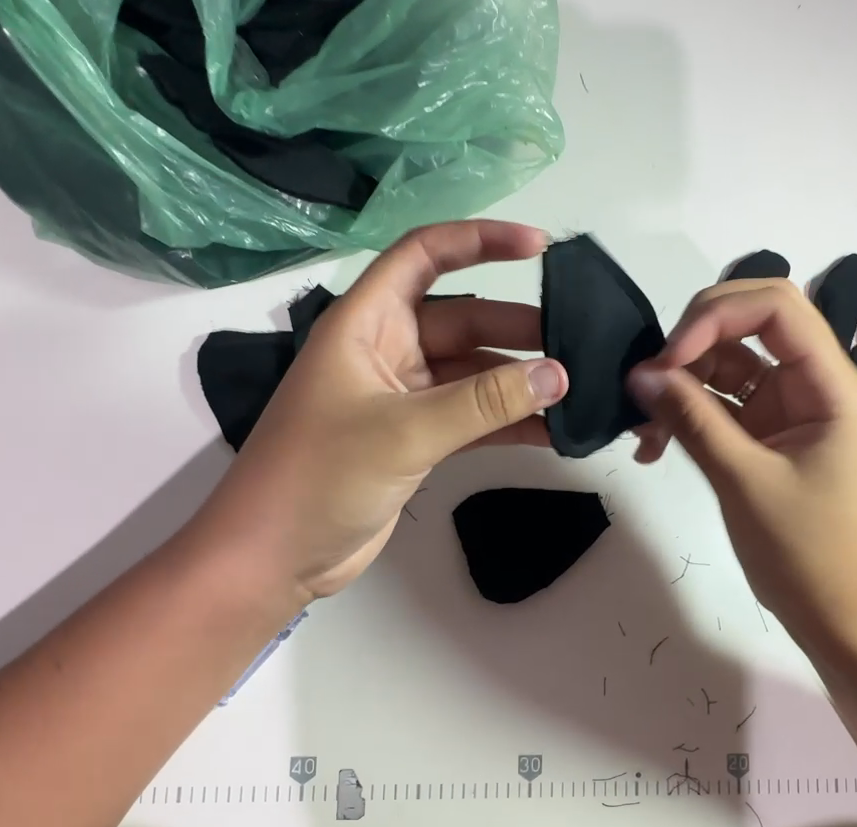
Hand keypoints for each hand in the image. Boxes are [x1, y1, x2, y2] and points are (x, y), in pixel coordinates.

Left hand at [181, 221, 567, 604]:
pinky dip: (508, 424)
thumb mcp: (404, 431)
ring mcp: (403, 400)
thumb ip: (483, 402)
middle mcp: (387, 352)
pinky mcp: (416, 442)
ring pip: (473, 374)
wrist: (277, 555)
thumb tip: (558, 375)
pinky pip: (472, 419)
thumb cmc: (321, 476)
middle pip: (463, 320)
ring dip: (519, 382)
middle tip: (580, 345)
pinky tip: (553, 431)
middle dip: (518, 329)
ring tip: (578, 391)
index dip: (480, 242)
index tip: (540, 249)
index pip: (425, 256)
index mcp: (366, 323)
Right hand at [626, 279, 856, 649]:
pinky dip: (687, 413)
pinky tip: (655, 444)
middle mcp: (814, 382)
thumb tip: (637, 373)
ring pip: (729, 360)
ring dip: (682, 382)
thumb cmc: (803, 550)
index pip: (777, 309)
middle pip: (752, 321)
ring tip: (645, 430)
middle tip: (650, 378)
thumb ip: (691, 420)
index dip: (715, 317)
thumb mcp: (742, 480)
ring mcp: (789, 406)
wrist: (830, 608)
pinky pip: (722, 400)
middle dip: (694, 340)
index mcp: (832, 384)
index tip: (667, 360)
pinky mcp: (767, 431)